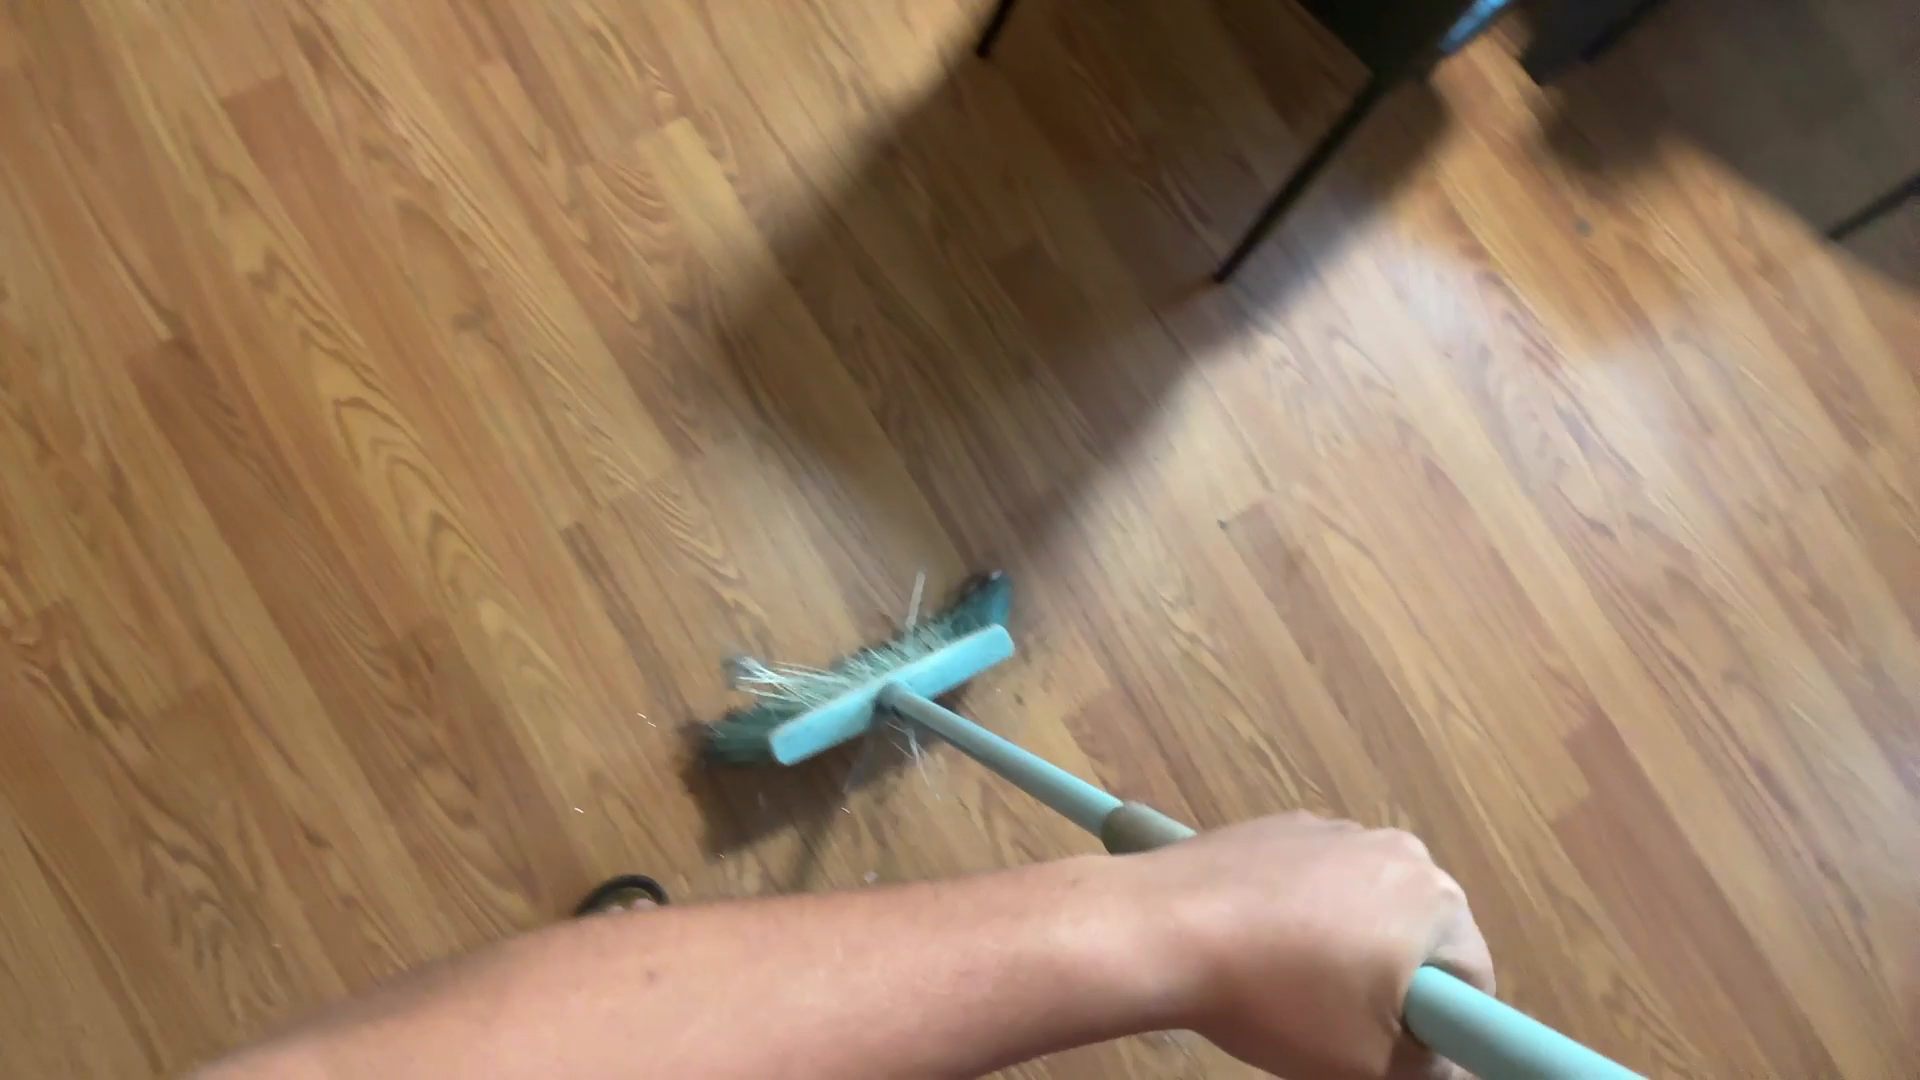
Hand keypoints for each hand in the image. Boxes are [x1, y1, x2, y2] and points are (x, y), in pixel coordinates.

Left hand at [1121, 812, 1492, 1078]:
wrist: (1163, 926)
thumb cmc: (1280, 996)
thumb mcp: (1375, 1065)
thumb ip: (1434, 1070)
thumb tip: (1446, 1061)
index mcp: (1429, 892)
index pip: (1471, 977)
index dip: (1440, 1027)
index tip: (1388, 1044)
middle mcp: (1382, 843)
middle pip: (1414, 933)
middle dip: (1390, 979)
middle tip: (1338, 1018)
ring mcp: (1319, 826)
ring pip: (1359, 905)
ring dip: (1342, 945)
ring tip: (1286, 979)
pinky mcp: (1269, 825)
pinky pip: (1309, 880)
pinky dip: (1297, 911)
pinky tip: (1254, 939)